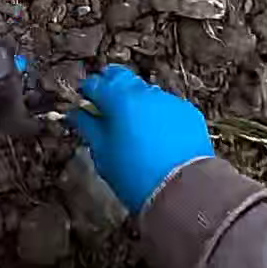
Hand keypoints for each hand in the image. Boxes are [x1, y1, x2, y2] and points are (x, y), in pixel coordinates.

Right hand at [65, 65, 213, 211]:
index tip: (85, 104)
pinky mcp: (188, 111)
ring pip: (146, 92)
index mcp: (120, 99)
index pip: (97, 84)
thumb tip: (78, 113)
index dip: (88, 92)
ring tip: (132, 126)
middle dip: (110, 87)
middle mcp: (145, 93)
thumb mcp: (103, 153)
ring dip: (135, 102)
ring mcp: (169, 100)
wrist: (183, 189)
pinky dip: (157, 114)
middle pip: (122, 78)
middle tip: (106, 109)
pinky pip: (166, 106)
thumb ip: (89, 127)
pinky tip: (157, 135)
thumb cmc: (134, 175)